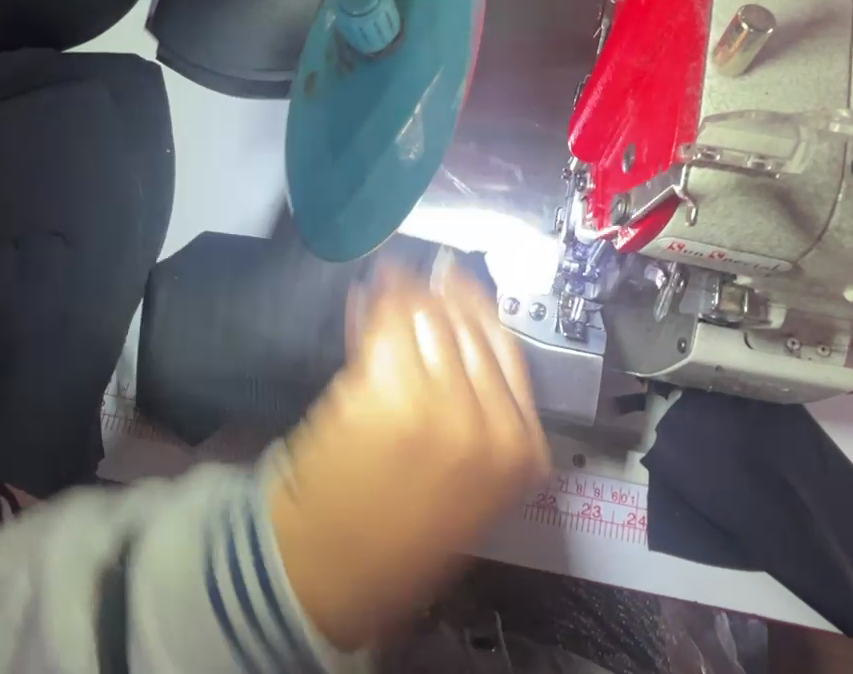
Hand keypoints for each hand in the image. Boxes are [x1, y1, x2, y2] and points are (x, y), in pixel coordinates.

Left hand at [268, 264, 549, 649]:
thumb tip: (457, 332)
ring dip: (407, 294)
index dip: (475, 307)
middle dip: (439, 296)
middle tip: (417, 279)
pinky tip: (370, 296)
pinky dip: (376, 306)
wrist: (331, 573)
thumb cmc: (402, 535)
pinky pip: (386, 326)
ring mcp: (438, 408)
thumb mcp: (471, 484)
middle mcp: (489, 424)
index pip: (506, 347)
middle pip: (468, 325)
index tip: (456, 282)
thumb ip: (480, 413)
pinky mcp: (384, 395)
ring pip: (428, 317)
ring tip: (390, 282)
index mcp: (521, 450)